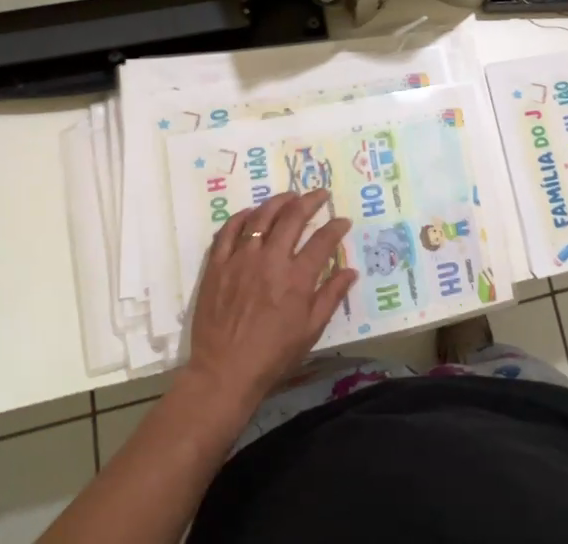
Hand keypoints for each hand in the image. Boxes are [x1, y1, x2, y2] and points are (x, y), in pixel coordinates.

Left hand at [184, 190, 357, 405]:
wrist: (224, 372)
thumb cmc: (273, 355)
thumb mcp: (311, 331)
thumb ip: (331, 296)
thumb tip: (350, 271)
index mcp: (297, 278)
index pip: (322, 241)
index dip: (336, 227)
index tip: (343, 221)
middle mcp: (270, 261)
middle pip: (293, 218)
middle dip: (310, 201)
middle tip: (320, 194)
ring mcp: (241, 260)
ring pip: (261, 218)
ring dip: (278, 202)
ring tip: (289, 196)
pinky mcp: (217, 265)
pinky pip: (228, 231)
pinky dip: (241, 217)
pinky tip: (251, 213)